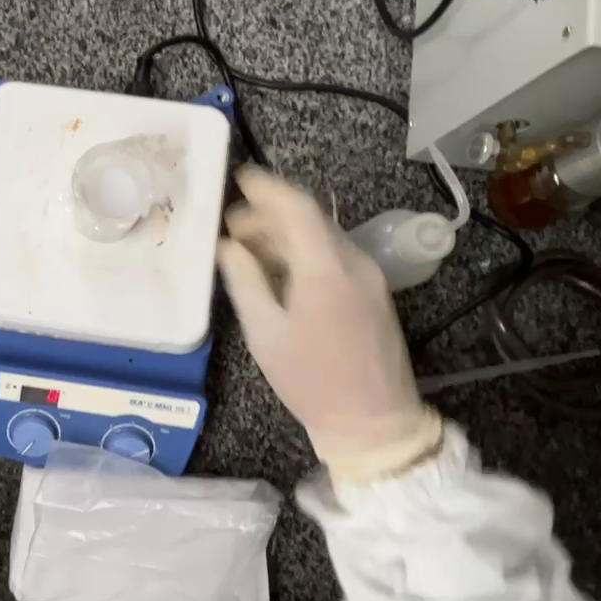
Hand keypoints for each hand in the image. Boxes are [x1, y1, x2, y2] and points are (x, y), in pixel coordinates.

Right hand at [217, 167, 441, 483]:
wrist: (373, 421)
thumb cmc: (311, 380)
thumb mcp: (265, 332)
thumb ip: (245, 281)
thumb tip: (228, 246)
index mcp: (326, 268)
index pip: (298, 208)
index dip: (267, 188)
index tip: (240, 178)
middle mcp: (353, 263)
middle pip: (310, 220)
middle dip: (269, 214)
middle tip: (231, 224)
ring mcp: (368, 278)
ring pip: (322, 238)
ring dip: (284, 234)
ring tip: (247, 246)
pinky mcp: (372, 295)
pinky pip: (333, 258)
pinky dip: (302, 253)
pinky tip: (277, 269)